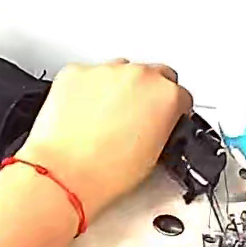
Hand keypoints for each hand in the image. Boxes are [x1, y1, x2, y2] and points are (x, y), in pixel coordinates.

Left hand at [15, 60, 192, 218]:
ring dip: (116, 91)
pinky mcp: (75, 72)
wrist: (65, 175)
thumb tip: (154, 127)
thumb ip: (162, 130)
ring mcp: (106, 71)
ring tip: (103, 123)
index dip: (172, 113)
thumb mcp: (153, 158)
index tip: (162, 121)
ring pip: (119, 73)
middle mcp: (139, 76)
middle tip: (133, 122)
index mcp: (166, 96)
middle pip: (153, 76)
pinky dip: (86, 92)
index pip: (180, 96)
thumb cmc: (105, 174)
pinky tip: (82, 117)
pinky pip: (86, 76)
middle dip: (147, 96)